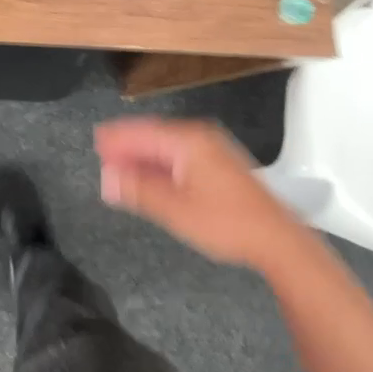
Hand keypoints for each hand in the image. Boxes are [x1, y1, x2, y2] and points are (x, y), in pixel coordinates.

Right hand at [95, 116, 312, 270]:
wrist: (276, 238)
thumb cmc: (227, 222)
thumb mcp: (175, 209)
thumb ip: (139, 191)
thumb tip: (108, 178)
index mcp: (189, 141)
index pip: (143, 132)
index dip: (118, 138)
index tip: (96, 142)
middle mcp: (201, 139)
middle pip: (155, 136)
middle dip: (129, 146)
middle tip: (103, 154)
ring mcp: (213, 151)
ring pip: (168, 148)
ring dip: (144, 157)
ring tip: (121, 167)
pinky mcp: (220, 167)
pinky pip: (181, 157)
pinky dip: (161, 165)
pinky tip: (151, 179)